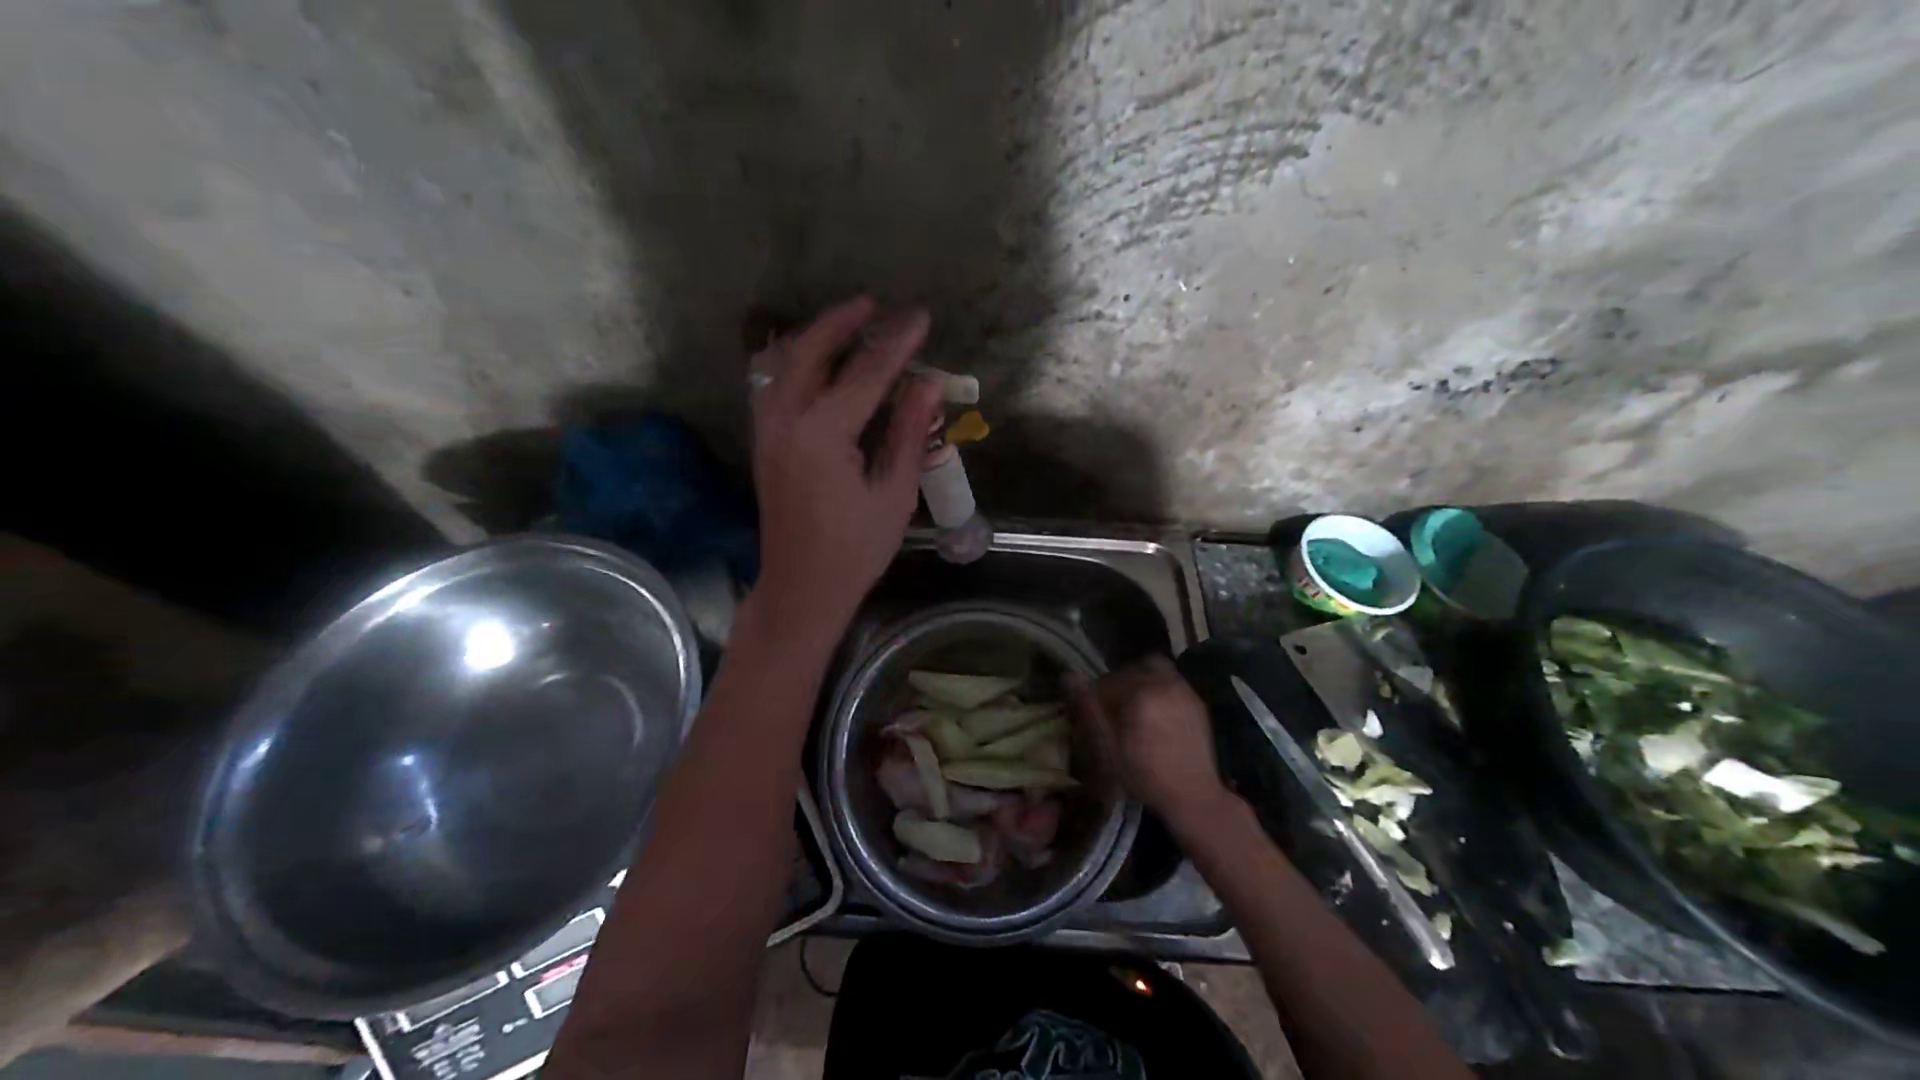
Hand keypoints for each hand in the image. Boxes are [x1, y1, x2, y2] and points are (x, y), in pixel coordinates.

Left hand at [748, 297, 943, 625]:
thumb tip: (929, 383)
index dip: (897, 343)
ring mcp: (767, 431)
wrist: (802, 586)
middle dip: (842, 322)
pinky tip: (813, 360)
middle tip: (873, 305)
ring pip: (782, 363)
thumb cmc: (856, 548)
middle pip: (810, 352)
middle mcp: (786, 421)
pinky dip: (792, 360)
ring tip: (846, 323)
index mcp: (823, 434)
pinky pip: (771, 384)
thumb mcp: (894, 494)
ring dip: (814, 337)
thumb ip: (909, 433)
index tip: (920, 317)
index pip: (866, 373)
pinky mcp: (763, 442)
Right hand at [1069, 657, 1232, 822]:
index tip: (1095, 714)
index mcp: (1139, 695)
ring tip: (1135, 706)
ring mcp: (1182, 690)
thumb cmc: (1145, 777)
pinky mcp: (1196, 700)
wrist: (1194, 795)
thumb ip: (1089, 709)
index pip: (1107, 681)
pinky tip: (1156, 712)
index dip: (1096, 696)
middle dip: (1117, 685)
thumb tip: (1069, 676)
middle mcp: (1162, 684)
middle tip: (1114, 710)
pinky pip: (1171, 679)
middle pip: (1130, 671)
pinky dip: (1158, 687)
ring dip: (1138, 681)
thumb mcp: (1109, 749)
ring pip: (1152, 668)